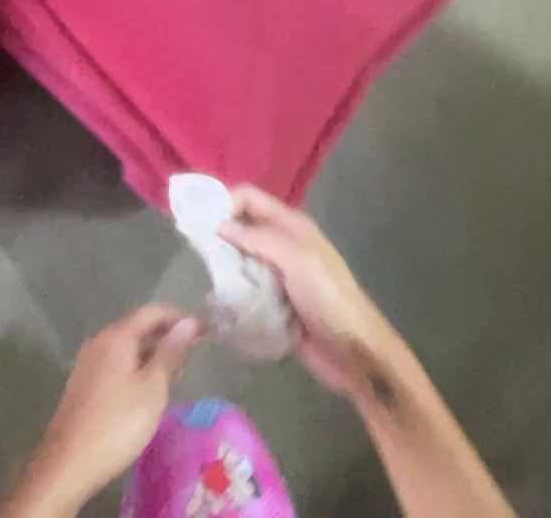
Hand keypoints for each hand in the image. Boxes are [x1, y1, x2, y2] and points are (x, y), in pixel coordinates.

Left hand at [9, 305, 201, 514]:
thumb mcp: (153, 388)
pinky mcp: (85, 381)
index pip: (153, 311)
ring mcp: (89, 360)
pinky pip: (117, 362)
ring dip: (153, 353)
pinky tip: (148, 389)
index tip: (205, 333)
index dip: (181, 318)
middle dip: (167, 336)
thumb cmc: (118, 423)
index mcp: (118, 336)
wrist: (69, 461)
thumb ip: (172, 352)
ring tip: (175, 374)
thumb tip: (190, 322)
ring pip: (128, 346)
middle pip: (139, 326)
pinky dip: (137, 366)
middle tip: (193, 356)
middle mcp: (100, 340)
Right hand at [218, 185, 399, 402]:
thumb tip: (220, 226)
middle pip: (242, 227)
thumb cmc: (329, 299)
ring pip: (240, 258)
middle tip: (197, 251)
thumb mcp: (297, 260)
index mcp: (291, 225)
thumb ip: (259, 238)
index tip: (201, 222)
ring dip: (224, 265)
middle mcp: (282, 244)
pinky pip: (245, 287)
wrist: (354, 353)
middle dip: (219, 234)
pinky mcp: (273, 301)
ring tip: (207, 277)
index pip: (249, 198)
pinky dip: (232, 289)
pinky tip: (219, 299)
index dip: (225, 202)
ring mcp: (278, 274)